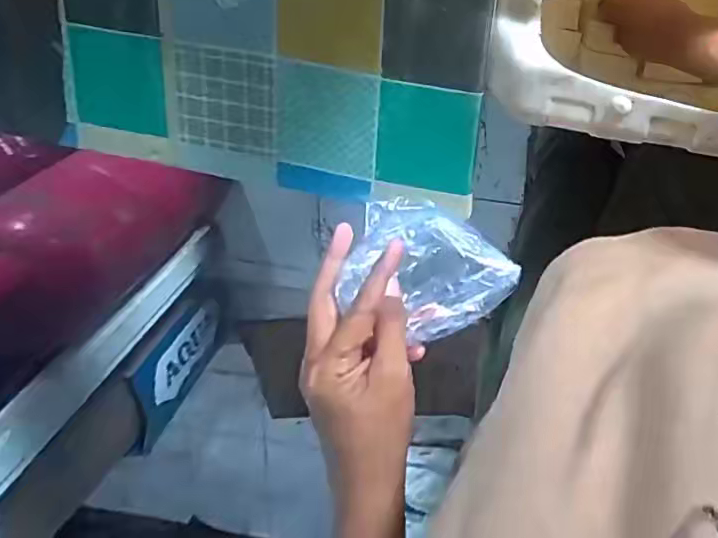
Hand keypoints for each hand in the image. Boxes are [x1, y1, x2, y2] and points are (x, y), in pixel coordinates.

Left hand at [303, 224, 419, 537]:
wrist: (367, 484)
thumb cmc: (383, 432)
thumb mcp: (394, 377)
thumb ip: (391, 328)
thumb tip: (390, 287)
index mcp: (327, 361)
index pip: (356, 307)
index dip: (378, 274)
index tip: (394, 244)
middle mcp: (315, 360)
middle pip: (325, 301)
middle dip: (336, 264)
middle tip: (345, 232)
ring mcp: (321, 370)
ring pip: (339, 320)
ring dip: (361, 299)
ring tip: (378, 269)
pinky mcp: (333, 379)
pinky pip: (351, 342)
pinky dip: (372, 331)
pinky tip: (403, 334)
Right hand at [597, 0, 717, 72]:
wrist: (687, 37)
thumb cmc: (651, 42)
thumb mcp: (627, 44)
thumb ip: (618, 32)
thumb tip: (618, 28)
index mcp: (614, 1)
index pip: (602, 7)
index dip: (605, 17)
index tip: (608, 26)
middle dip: (618, 6)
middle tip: (620, 21)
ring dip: (632, 2)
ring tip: (636, 18)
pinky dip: (646, 3)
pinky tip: (650, 16)